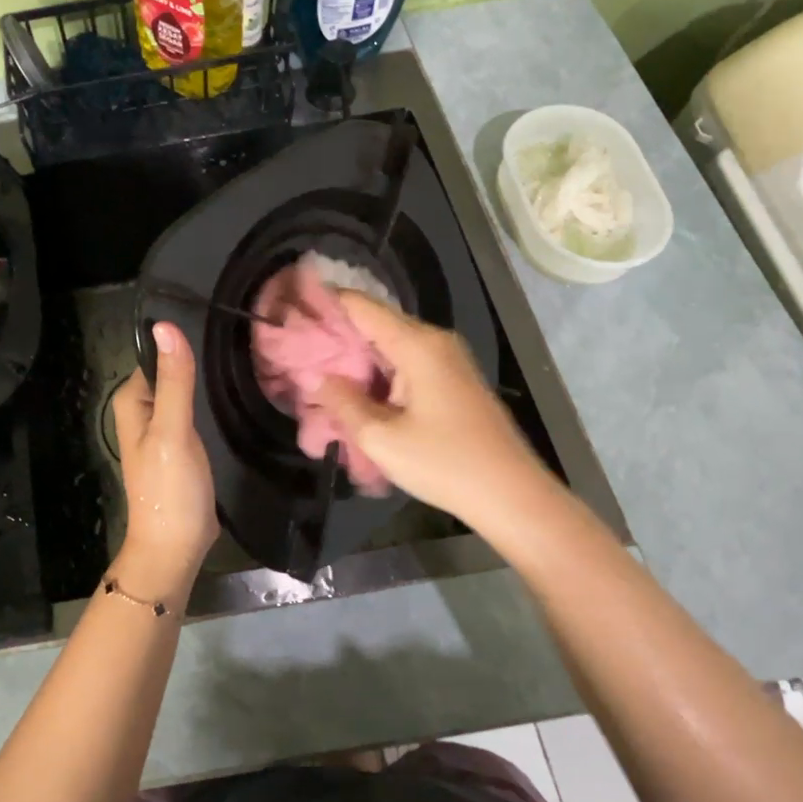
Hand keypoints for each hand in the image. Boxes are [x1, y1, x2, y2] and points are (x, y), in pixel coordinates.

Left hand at [109, 322, 218, 602]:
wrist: (175, 548)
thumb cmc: (169, 489)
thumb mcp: (173, 430)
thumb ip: (173, 381)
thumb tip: (165, 325)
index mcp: (131, 401)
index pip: (157, 355)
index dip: (184, 345)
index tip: (219, 334)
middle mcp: (142, 411)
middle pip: (173, 373)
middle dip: (199, 366)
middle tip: (239, 355)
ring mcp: (162, 430)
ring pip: (186, 394)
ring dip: (208, 388)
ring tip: (243, 371)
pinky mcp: (181, 447)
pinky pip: (195, 414)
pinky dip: (210, 409)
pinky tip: (232, 402)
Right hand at [314, 291, 557, 528]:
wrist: (513, 496)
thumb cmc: (445, 464)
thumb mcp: (381, 438)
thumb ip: (342, 401)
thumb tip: (317, 376)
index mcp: (416, 344)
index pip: (360, 306)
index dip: (323, 304)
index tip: (290, 312)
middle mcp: (433, 341)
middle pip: (374, 323)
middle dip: (335, 337)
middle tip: (296, 354)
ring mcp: (447, 360)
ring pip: (388, 347)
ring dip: (355, 360)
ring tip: (317, 376)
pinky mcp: (452, 381)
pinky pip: (405, 364)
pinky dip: (377, 374)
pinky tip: (355, 395)